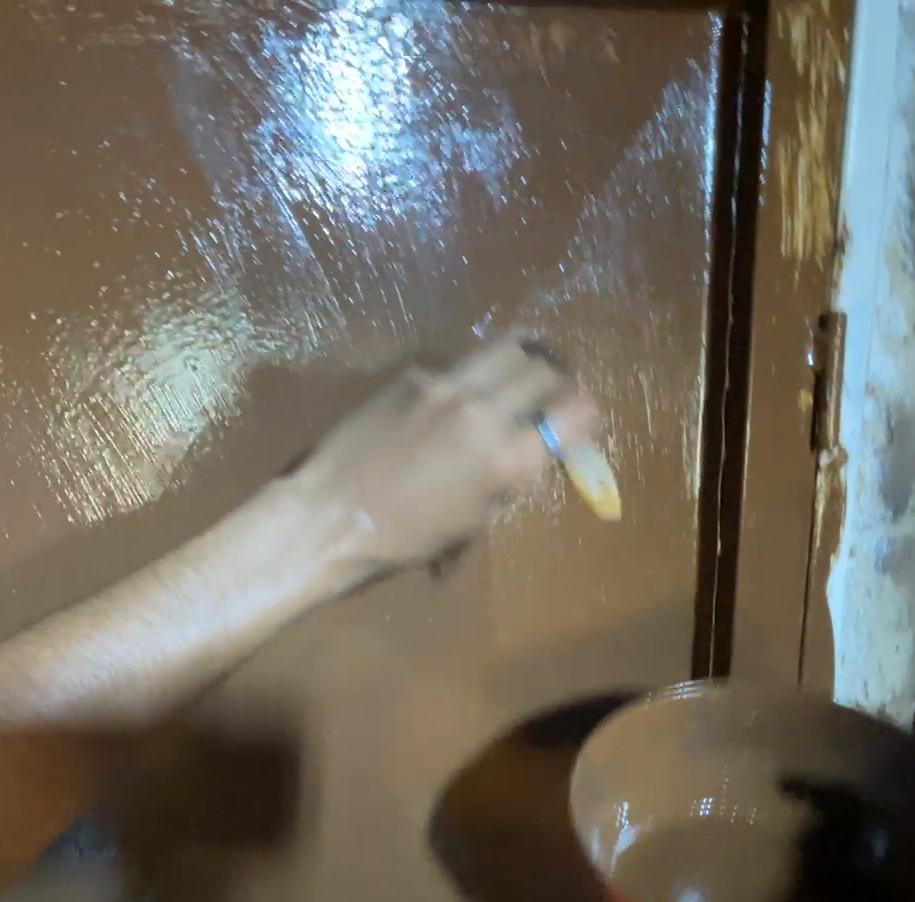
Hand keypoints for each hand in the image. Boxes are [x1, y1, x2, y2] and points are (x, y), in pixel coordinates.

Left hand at [293, 333, 599, 573]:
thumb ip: (507, 478)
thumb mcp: (471, 522)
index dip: (586, 412)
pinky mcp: (410, 376)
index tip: (581, 416)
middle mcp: (482, 412)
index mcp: (504, 461)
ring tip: (513, 378)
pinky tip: (451, 400)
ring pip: (504, 348)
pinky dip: (469, 377)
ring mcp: (443, 386)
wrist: (327, 516)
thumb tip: (525, 450)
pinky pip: (457, 365)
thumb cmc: (401, 540)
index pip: (575, 412)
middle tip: (551, 391)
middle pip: (543, 366)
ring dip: (519, 362)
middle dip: (556, 378)